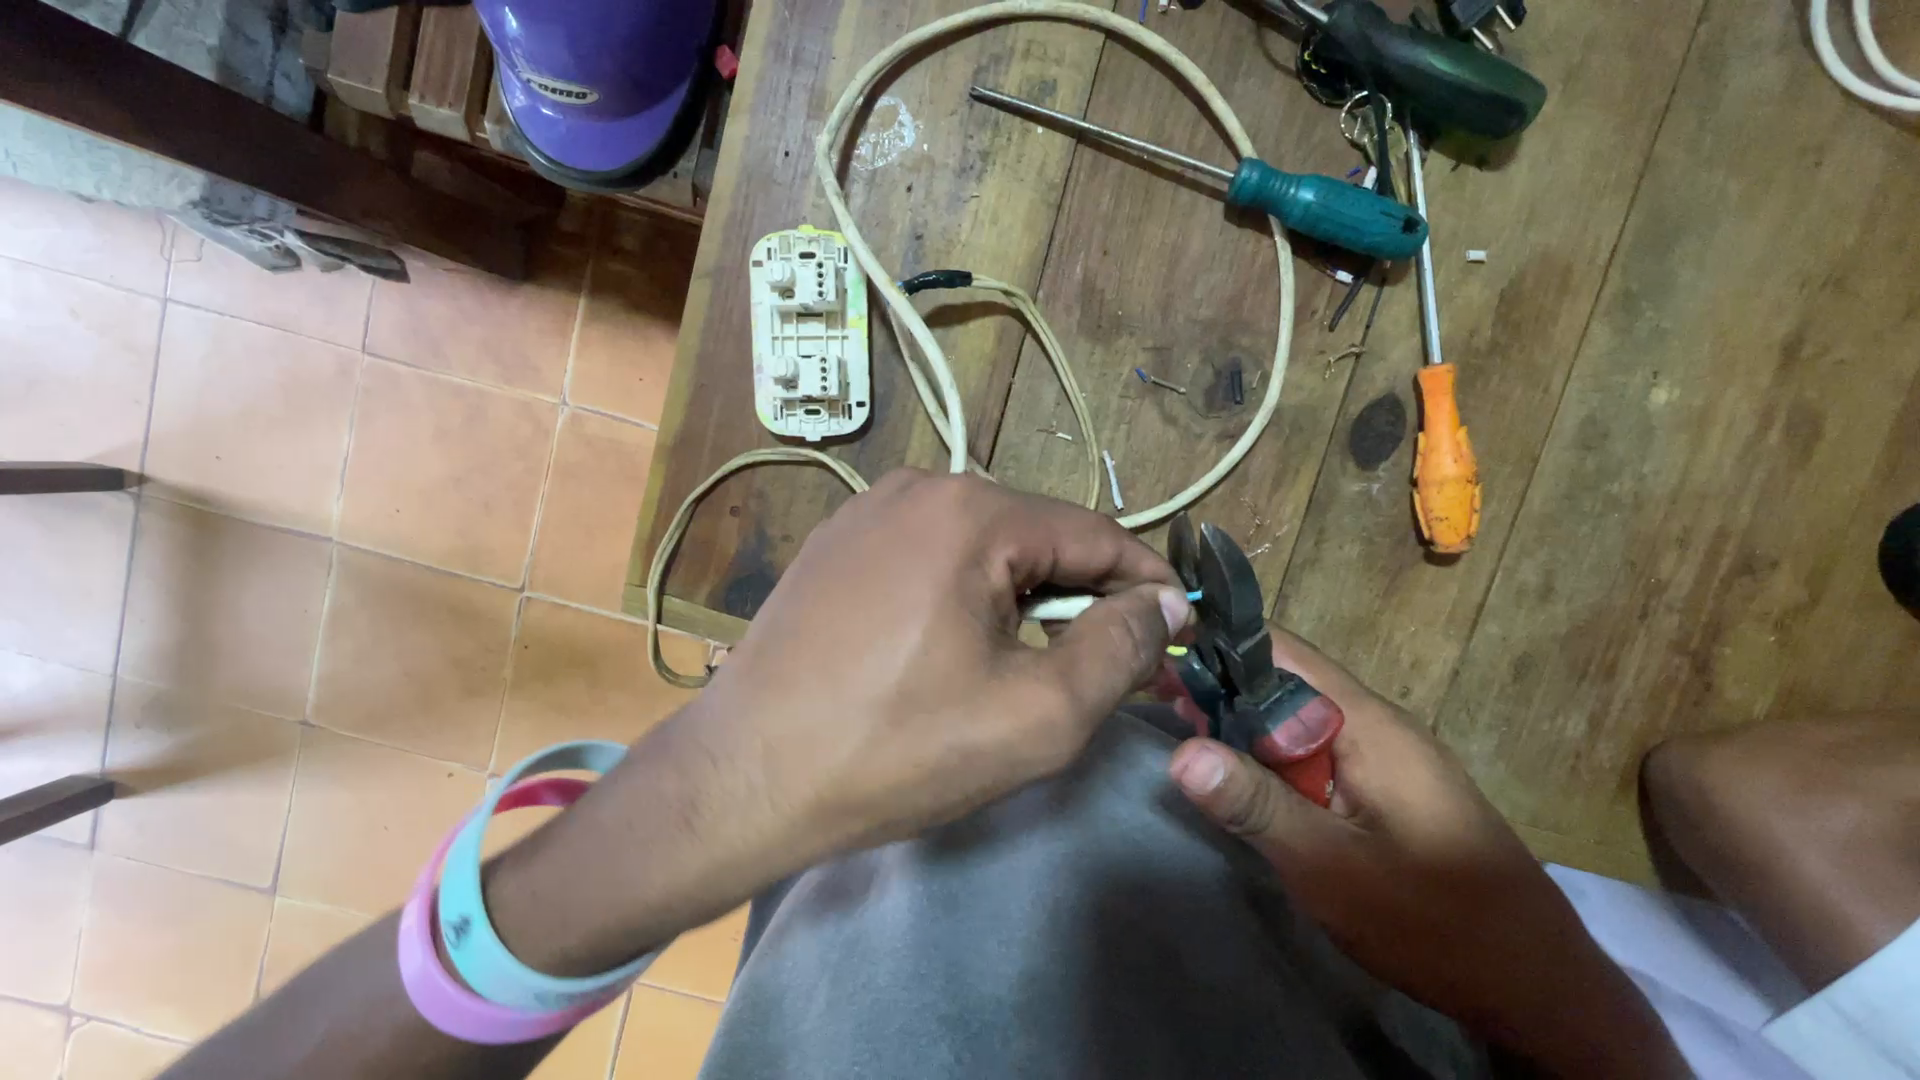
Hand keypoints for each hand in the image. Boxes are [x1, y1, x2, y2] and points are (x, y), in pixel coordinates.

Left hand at [695, 468, 1188, 865]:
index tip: (1179, 630)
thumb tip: (1164, 604)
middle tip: (1106, 665)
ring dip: (1022, 599)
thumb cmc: (895, 749)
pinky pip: (929, 557)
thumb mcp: (1035, 714)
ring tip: (1030, 664)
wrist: (743, 776)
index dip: (1146, 583)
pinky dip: (964, 595)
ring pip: (983, 547)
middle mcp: (918, 487)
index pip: (1095, 534)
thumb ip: (1119, 649)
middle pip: (1037, 537)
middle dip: (1080, 598)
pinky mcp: (836, 545)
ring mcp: (867, 511)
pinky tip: (956, 648)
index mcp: (972, 512)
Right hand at [1165, 630, 1684, 1076]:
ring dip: (1242, 721)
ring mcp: (1385, 758)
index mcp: (1366, 722)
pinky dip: (1270, 754)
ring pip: (1298, 718)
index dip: (1216, 645)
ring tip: (1182, 728)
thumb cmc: (1432, 919)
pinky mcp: (1386, 790)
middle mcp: (1376, 724)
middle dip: (1220, 684)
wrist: (1539, 986)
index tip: (1156, 656)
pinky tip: (1240, 776)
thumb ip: (1254, 805)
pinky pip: (1316, 753)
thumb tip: (1178, 752)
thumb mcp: (1329, 865)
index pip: (1280, 650)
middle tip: (1156, 697)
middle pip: (1284, 681)